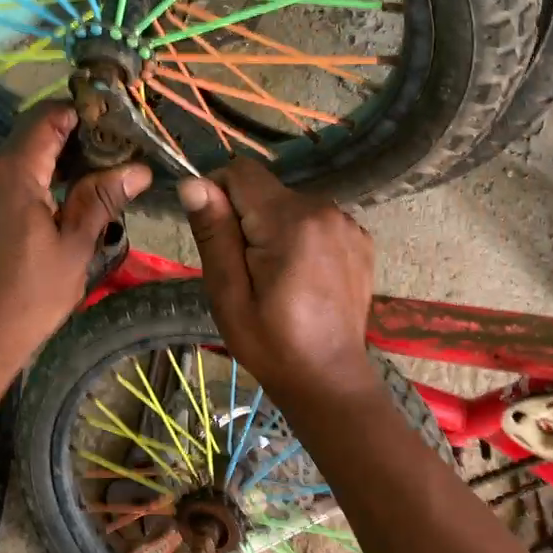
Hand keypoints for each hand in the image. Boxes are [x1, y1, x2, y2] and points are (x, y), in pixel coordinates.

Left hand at [0, 103, 149, 373]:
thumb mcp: (73, 249)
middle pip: (27, 138)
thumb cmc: (26, 300)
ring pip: (7, 162)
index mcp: (10, 171)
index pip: (47, 115)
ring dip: (38, 172)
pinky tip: (30, 223)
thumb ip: (101, 199)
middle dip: (65, 149)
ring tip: (68, 204)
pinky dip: (12, 189)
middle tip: (100, 174)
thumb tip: (139, 168)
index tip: (110, 131)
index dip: (81, 115)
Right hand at [177, 159, 377, 404]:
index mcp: (289, 221)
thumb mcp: (228, 293)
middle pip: (265, 189)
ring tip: (276, 276)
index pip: (240, 172)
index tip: (219, 239)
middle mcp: (324, 209)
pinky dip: (301, 237)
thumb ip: (214, 233)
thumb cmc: (270, 342)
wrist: (328, 379)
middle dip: (247, 218)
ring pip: (288, 203)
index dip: (218, 196)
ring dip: (273, 227)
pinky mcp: (359, 237)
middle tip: (246, 270)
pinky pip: (314, 219)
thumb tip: (193, 183)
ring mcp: (347, 222)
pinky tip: (302, 276)